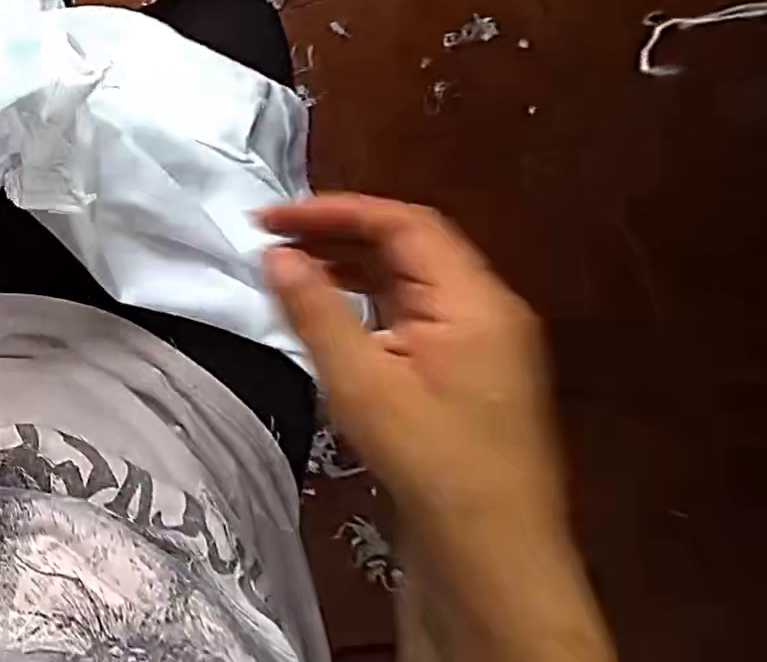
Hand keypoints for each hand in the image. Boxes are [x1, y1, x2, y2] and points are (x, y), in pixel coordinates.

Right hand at [263, 195, 613, 661]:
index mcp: (473, 300)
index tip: (274, 217)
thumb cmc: (430, 463)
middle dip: (336, 229)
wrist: (492, 557)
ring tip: (290, 258)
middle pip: (406, 241)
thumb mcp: (362, 383)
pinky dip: (363, 289)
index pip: (401, 223)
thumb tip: (274, 254)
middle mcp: (482, 304)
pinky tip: (327, 298)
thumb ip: (315, 310)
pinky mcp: (462, 358)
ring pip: (405, 270)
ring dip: (347, 257)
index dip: (333, 210)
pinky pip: (408, 301)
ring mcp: (477, 332)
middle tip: (273, 232)